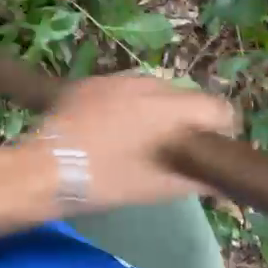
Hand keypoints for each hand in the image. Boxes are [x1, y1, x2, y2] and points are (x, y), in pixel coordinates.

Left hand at [9, 74, 238, 216]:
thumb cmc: (106, 180)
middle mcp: (146, 83)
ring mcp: (114, 79)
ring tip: (139, 139)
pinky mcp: (89, 82)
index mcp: (168, 107)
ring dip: (155, 110)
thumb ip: (197, 181)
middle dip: (186, 121)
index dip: (221, 130)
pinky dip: (125, 104)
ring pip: (152, 89)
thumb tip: (221, 182)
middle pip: (185, 96)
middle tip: (172, 150)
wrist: (46, 167)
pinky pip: (121, 88)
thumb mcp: (157, 188)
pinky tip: (110, 128)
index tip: (210, 151)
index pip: (218, 107)